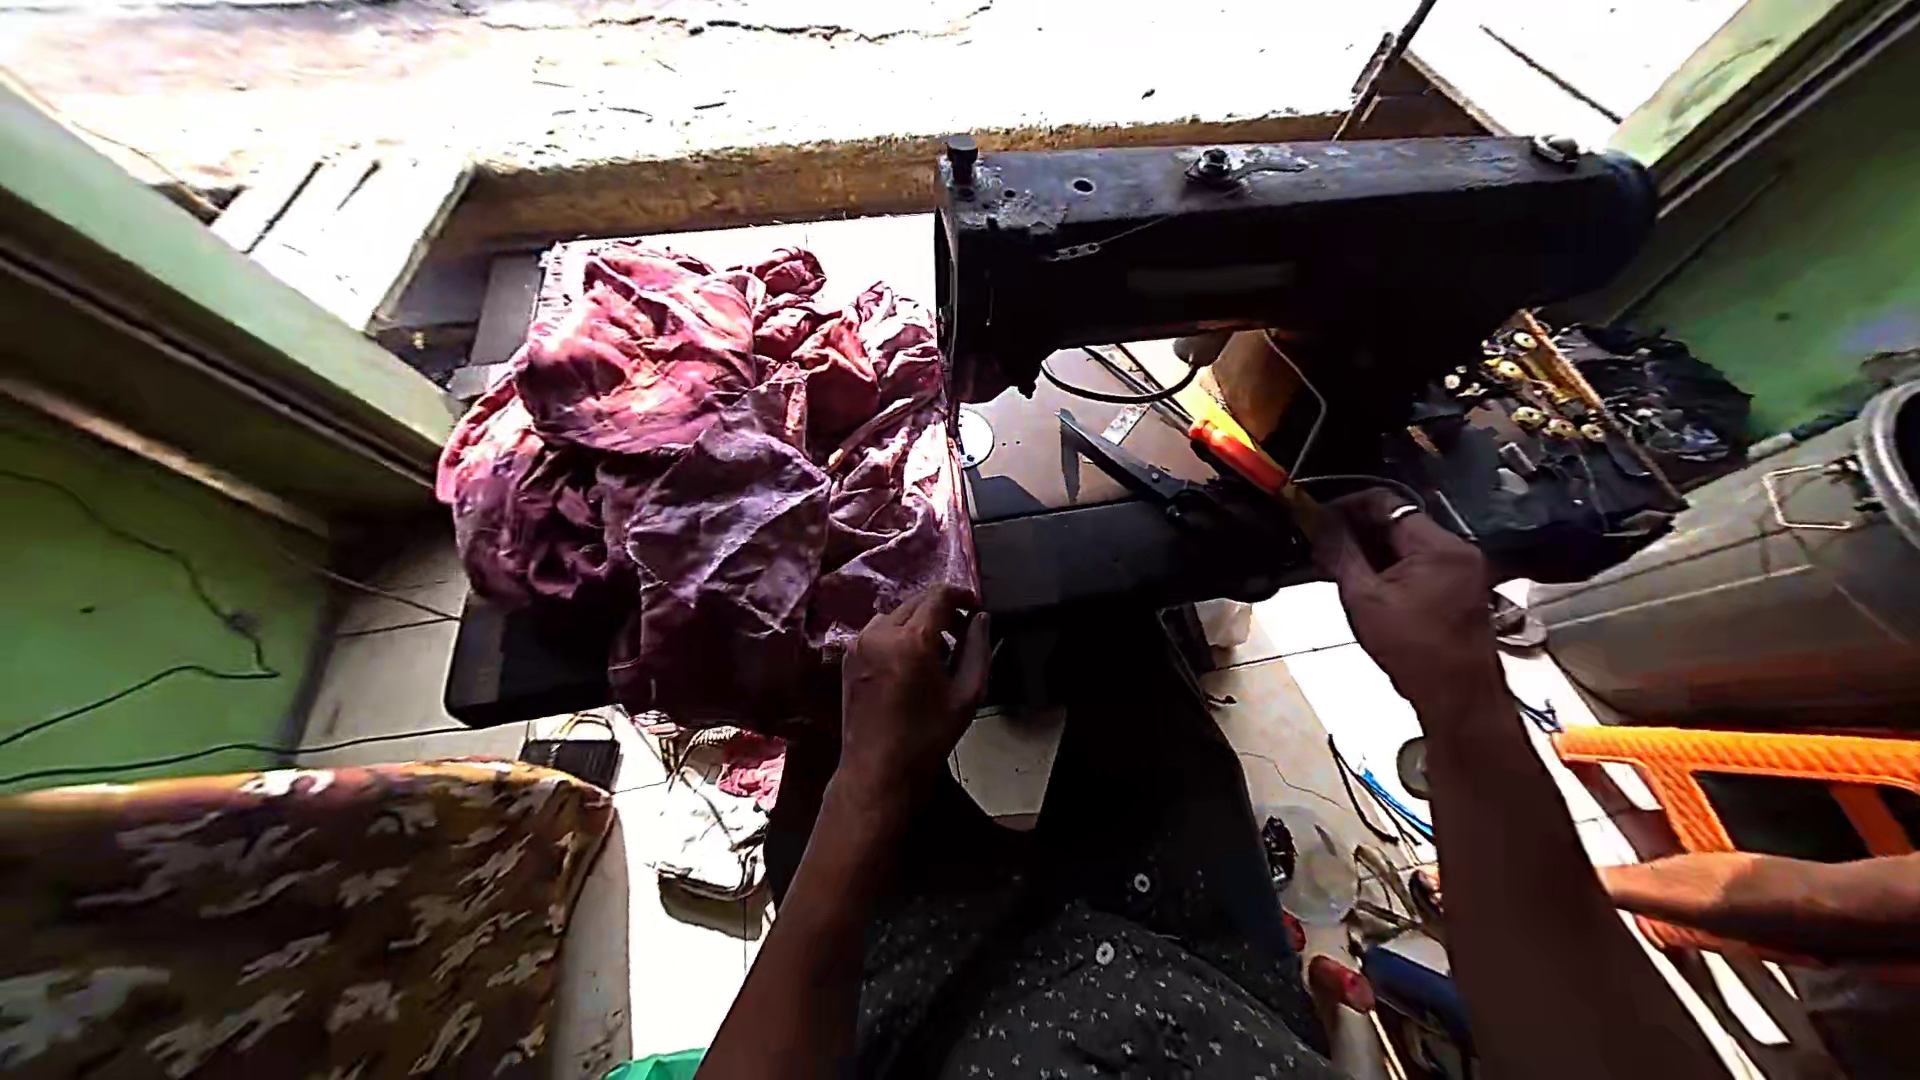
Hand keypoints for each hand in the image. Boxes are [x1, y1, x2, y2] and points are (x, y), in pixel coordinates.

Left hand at [836, 583, 990, 808]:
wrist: (878, 769)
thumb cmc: (927, 737)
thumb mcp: (967, 694)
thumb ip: (978, 648)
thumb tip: (980, 619)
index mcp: (912, 640)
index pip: (940, 594)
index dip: (962, 595)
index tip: (975, 609)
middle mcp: (881, 633)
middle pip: (918, 599)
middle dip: (944, 609)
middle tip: (963, 632)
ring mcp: (860, 643)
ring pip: (898, 612)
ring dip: (921, 620)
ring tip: (937, 650)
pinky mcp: (850, 655)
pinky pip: (880, 628)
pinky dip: (899, 632)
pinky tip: (911, 660)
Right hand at [1312, 490, 1501, 718]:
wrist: (1455, 695)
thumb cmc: (1412, 648)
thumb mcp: (1363, 596)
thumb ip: (1338, 552)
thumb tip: (1314, 519)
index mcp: (1439, 546)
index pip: (1384, 503)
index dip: (1343, 506)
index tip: (1313, 520)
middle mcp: (1454, 550)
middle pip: (1393, 521)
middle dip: (1350, 529)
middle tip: (1315, 544)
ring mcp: (1457, 569)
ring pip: (1399, 542)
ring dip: (1363, 549)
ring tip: (1328, 564)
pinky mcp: (1452, 587)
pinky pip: (1409, 562)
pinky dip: (1380, 565)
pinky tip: (1353, 580)